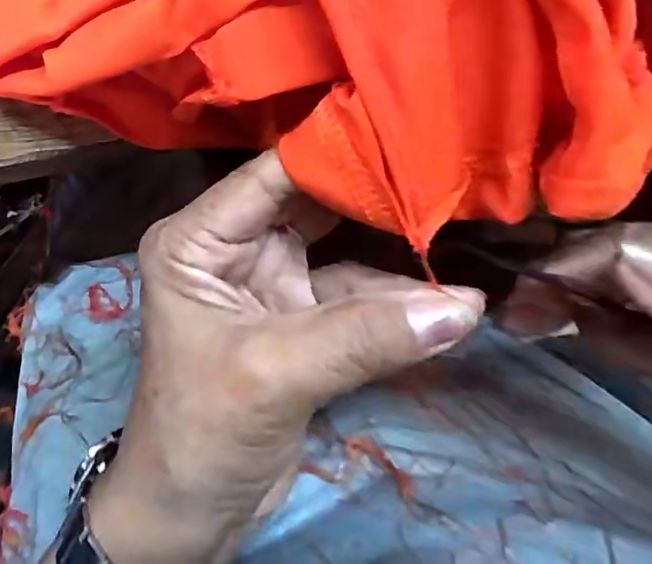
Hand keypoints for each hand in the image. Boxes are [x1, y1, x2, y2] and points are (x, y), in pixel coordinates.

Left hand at [86, 152, 484, 563]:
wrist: (190, 518)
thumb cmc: (203, 430)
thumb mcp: (275, 372)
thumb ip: (364, 336)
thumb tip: (462, 306)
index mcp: (196, 238)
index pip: (265, 176)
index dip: (325, 154)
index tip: (390, 133)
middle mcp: (229, 246)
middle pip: (304, 203)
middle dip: (364, 192)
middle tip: (432, 168)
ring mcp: (266, 279)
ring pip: (336, 248)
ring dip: (389, 251)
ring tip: (453, 227)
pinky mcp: (296, 316)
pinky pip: (351, 296)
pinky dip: (393, 301)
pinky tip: (446, 299)